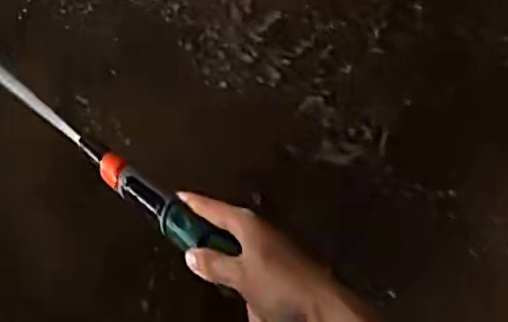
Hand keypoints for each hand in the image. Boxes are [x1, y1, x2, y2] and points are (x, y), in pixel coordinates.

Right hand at [178, 194, 375, 321]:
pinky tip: (262, 310)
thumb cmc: (282, 285)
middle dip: (218, 254)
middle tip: (203, 261)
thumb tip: (191, 254)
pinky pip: (262, 277)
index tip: (177, 197)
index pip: (211, 207)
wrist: (330, 311)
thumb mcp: (241, 277)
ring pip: (245, 261)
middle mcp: (259, 230)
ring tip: (249, 304)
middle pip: (227, 234)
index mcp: (245, 222)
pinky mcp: (286, 269)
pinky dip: (257, 292)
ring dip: (240, 280)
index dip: (192, 203)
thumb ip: (214, 264)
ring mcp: (275, 248)